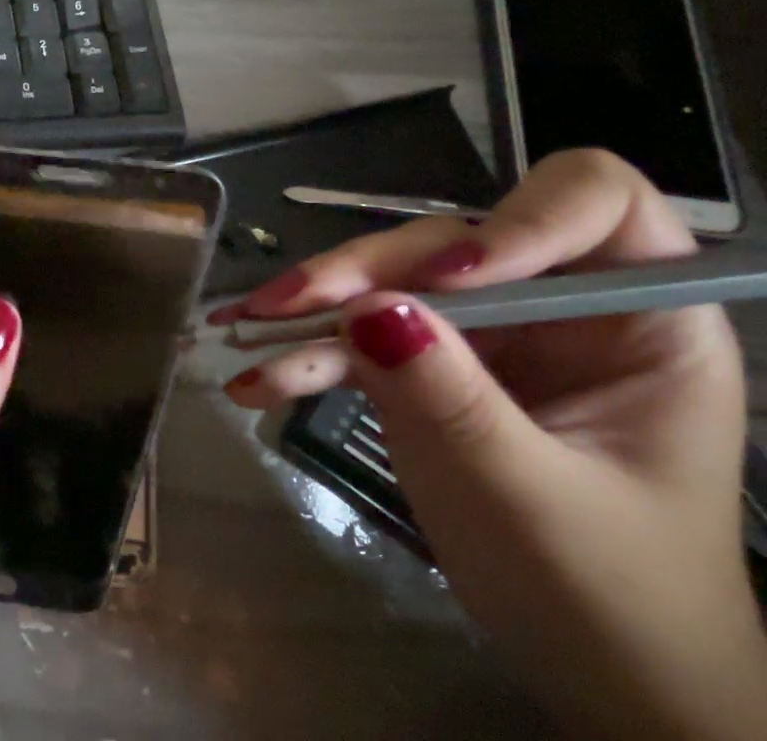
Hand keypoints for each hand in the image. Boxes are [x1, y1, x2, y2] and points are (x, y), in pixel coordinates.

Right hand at [217, 149, 766, 739]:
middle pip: (455, 245)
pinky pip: (362, 341)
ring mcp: (491, 342)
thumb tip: (365, 309)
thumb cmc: (604, 594)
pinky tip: (256, 383)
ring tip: (241, 334)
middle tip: (286, 305)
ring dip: (315, 309)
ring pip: (393, 286)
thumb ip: (448, 395)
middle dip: (367, 272)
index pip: (596, 207)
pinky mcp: (431, 372)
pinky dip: (307, 358)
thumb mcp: (522, 494)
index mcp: (644, 323)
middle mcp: (564, 311)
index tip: (445, 280)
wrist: (598, 677)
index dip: (519, 220)